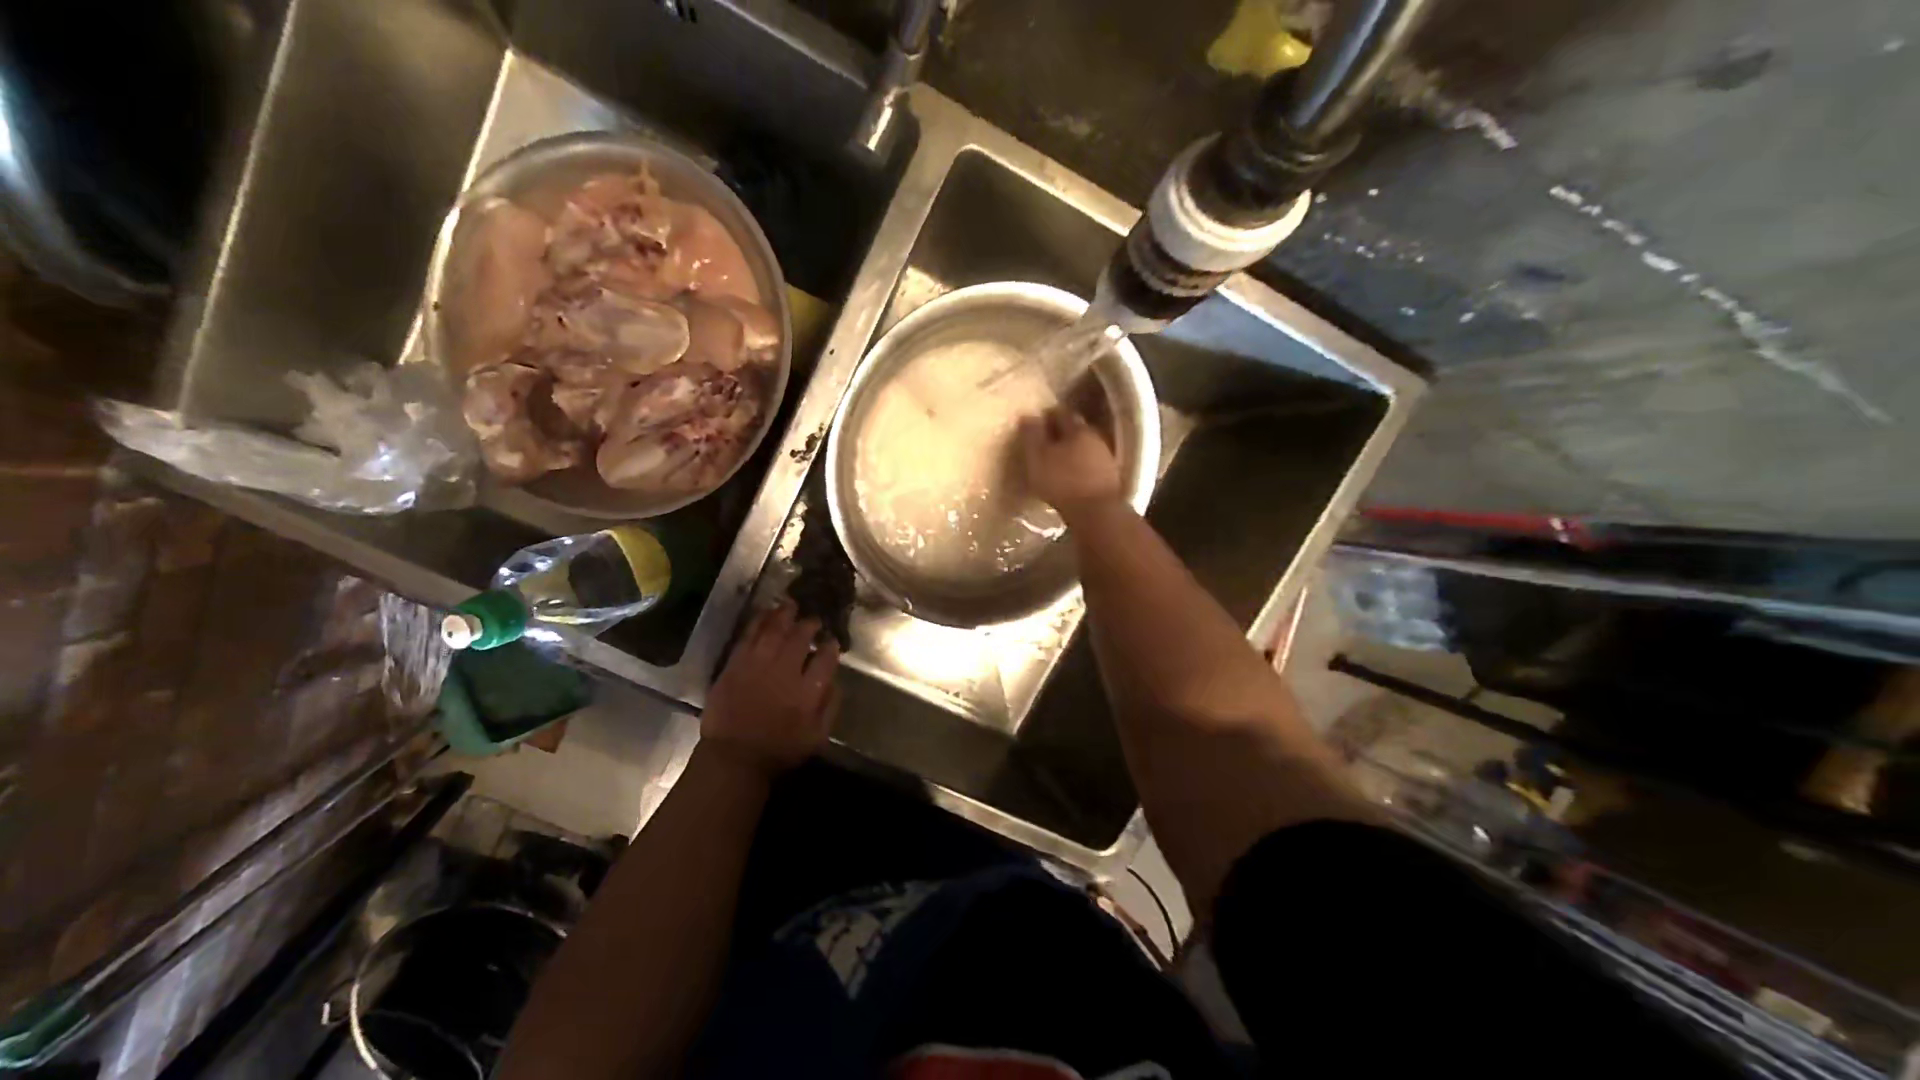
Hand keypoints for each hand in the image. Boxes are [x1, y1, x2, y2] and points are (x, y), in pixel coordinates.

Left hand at [702, 600, 839, 776]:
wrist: (734, 758)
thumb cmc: (779, 750)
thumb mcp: (817, 737)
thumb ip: (830, 707)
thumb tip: (835, 681)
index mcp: (808, 692)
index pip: (826, 659)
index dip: (831, 647)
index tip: (832, 642)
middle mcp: (785, 672)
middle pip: (800, 638)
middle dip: (809, 625)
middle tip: (813, 620)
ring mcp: (758, 665)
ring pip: (774, 631)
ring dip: (784, 615)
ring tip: (791, 604)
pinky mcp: (735, 665)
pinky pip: (749, 636)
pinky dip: (758, 621)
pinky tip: (765, 613)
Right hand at [1020, 406, 1122, 517]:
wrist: (1097, 512)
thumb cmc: (1062, 481)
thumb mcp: (1037, 458)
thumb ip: (1032, 436)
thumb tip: (1028, 415)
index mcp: (1077, 429)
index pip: (1060, 413)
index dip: (1047, 415)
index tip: (1036, 422)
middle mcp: (1095, 438)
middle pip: (1076, 429)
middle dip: (1061, 433)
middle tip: (1045, 442)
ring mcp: (1106, 458)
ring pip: (1085, 447)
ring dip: (1072, 451)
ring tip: (1057, 461)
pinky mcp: (1111, 478)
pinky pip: (1091, 465)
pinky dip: (1081, 467)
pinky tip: (1072, 476)